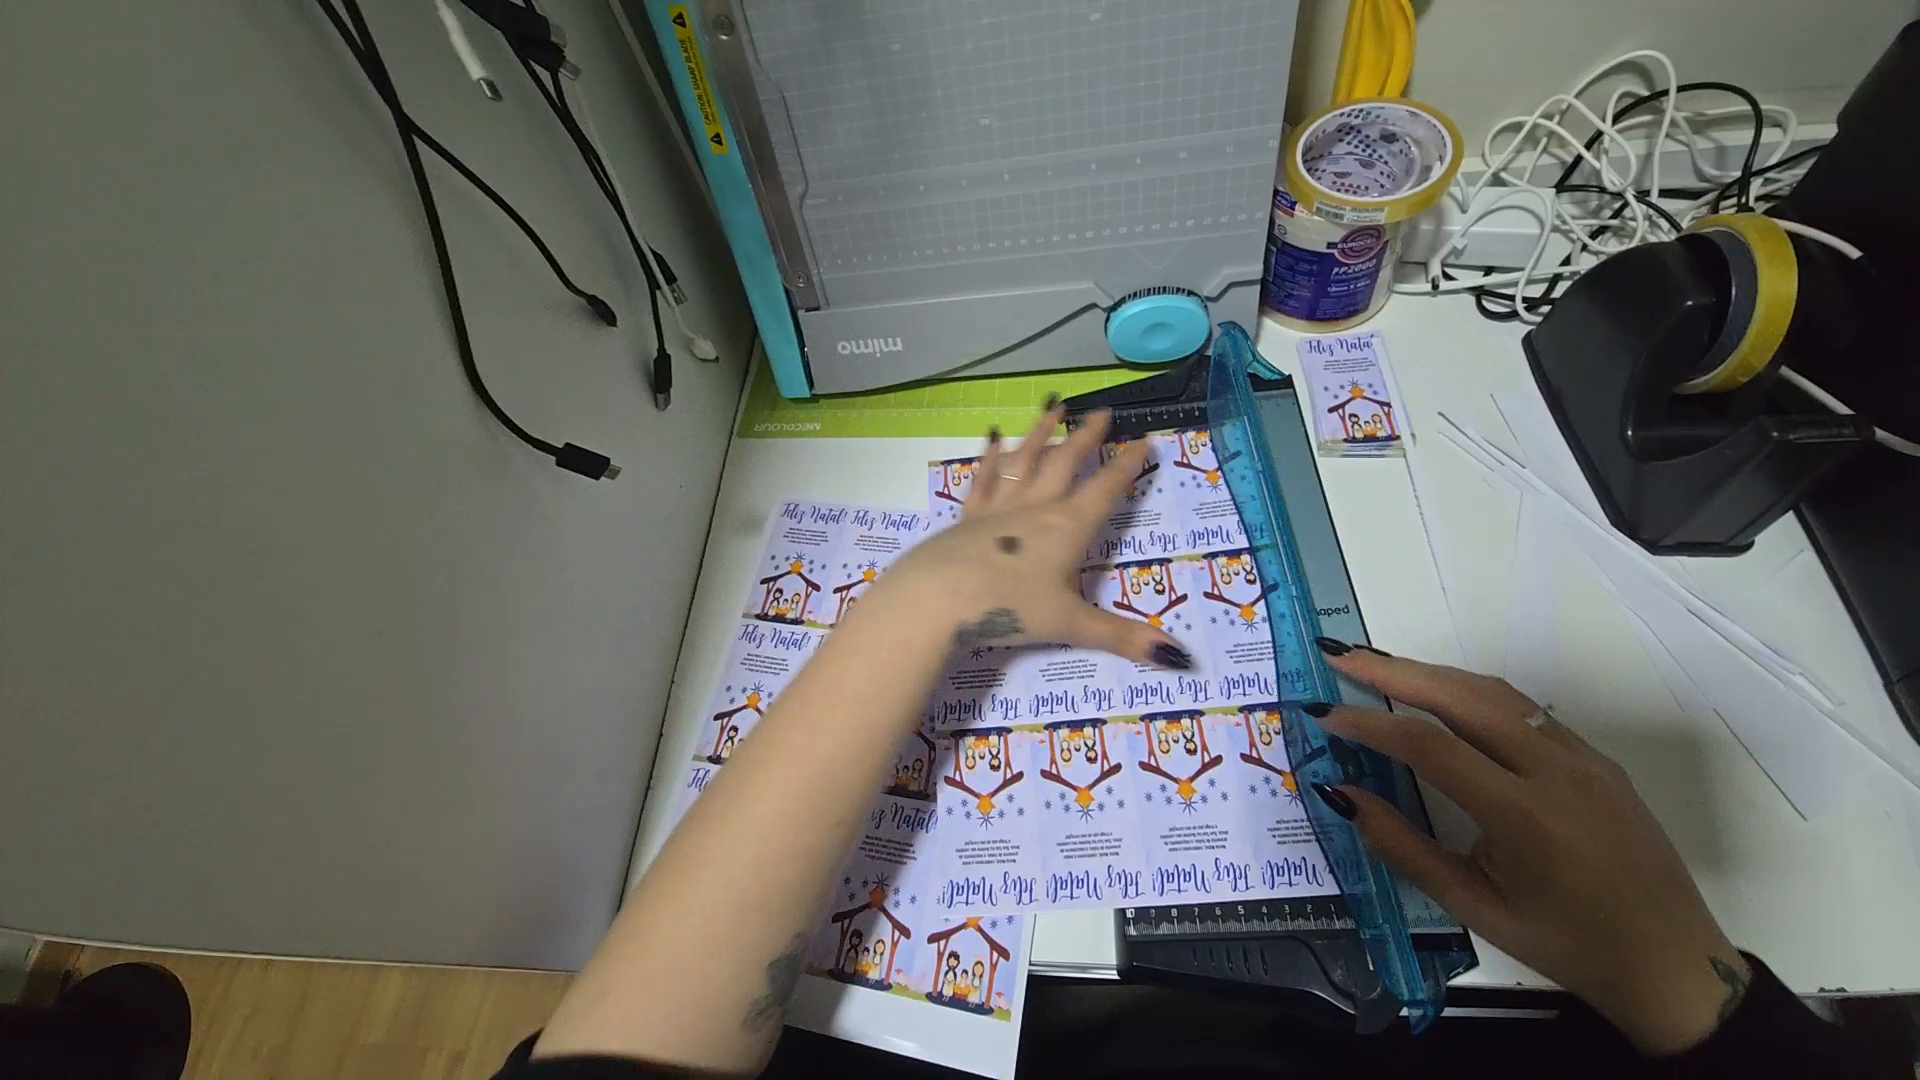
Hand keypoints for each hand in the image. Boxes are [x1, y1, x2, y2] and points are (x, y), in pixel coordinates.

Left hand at [882, 403, 1192, 670]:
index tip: (1144, 439)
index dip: (1128, 465)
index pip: (1106, 489)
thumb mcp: (1071, 625)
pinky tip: (991, 440)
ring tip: (1054, 407)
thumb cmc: (1008, 609)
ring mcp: (998, 508)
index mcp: (1068, 528)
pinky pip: (984, 480)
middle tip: (1103, 412)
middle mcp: (1036, 508)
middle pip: (1066, 463)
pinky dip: (990, 459)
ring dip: (1042, 434)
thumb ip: (1123, 637)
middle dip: (1087, 438)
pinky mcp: (967, 517)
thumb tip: (1179, 658)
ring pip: (1025, 460)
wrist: (937, 598)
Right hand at [1305, 645, 1749, 1054]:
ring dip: (1429, 671)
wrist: (1676, 966)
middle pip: (1461, 696)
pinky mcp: (1595, 757)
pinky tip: (1436, 691)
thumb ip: (1401, 846)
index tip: (1323, 715)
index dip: (1369, 724)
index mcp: (1525, 816)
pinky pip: (1521, 707)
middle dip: (1392, 671)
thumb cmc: (1564, 943)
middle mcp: (1557, 771)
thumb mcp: (1473, 907)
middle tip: (1337, 655)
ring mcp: (1583, 758)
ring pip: (1493, 691)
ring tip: (1375, 664)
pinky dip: (1466, 689)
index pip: (1429, 746)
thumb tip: (1338, 793)